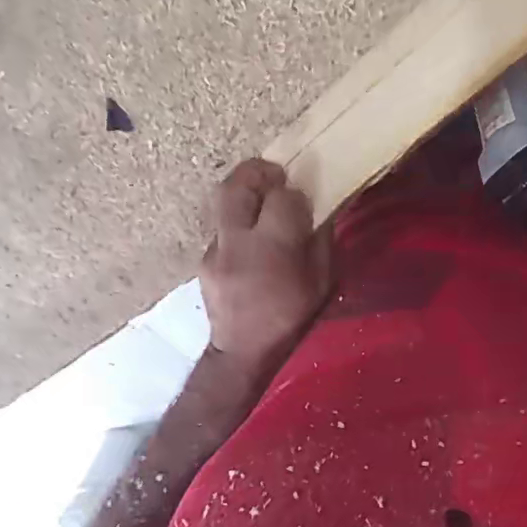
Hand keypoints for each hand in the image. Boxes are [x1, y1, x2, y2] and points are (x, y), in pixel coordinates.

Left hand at [198, 159, 331, 370]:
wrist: (246, 355)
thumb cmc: (294, 319)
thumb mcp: (322, 281)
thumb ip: (320, 240)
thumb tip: (318, 211)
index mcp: (272, 248)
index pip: (281, 198)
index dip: (293, 193)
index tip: (302, 200)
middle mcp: (237, 243)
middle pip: (235, 186)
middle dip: (255, 172)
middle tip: (274, 174)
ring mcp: (214, 252)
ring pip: (222, 204)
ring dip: (244, 195)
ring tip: (263, 202)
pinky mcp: (203, 262)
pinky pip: (222, 229)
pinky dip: (238, 224)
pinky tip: (253, 241)